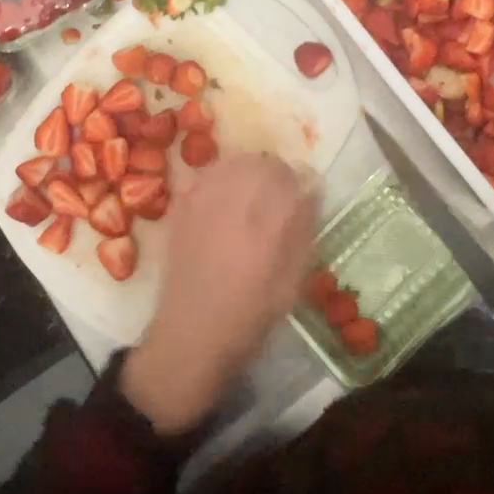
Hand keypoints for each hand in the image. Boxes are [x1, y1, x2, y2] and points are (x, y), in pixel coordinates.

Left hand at [120, 152, 317, 434]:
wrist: (194, 333)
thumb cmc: (251, 313)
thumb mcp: (293, 278)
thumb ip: (303, 228)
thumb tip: (310, 188)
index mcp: (271, 221)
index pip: (294, 174)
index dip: (301, 182)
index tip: (301, 197)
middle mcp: (237, 201)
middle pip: (262, 161)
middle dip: (274, 173)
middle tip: (276, 197)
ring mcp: (204, 200)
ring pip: (233, 161)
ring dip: (246, 171)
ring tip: (248, 197)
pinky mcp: (182, 206)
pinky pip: (207, 175)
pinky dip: (219, 179)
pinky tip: (221, 204)